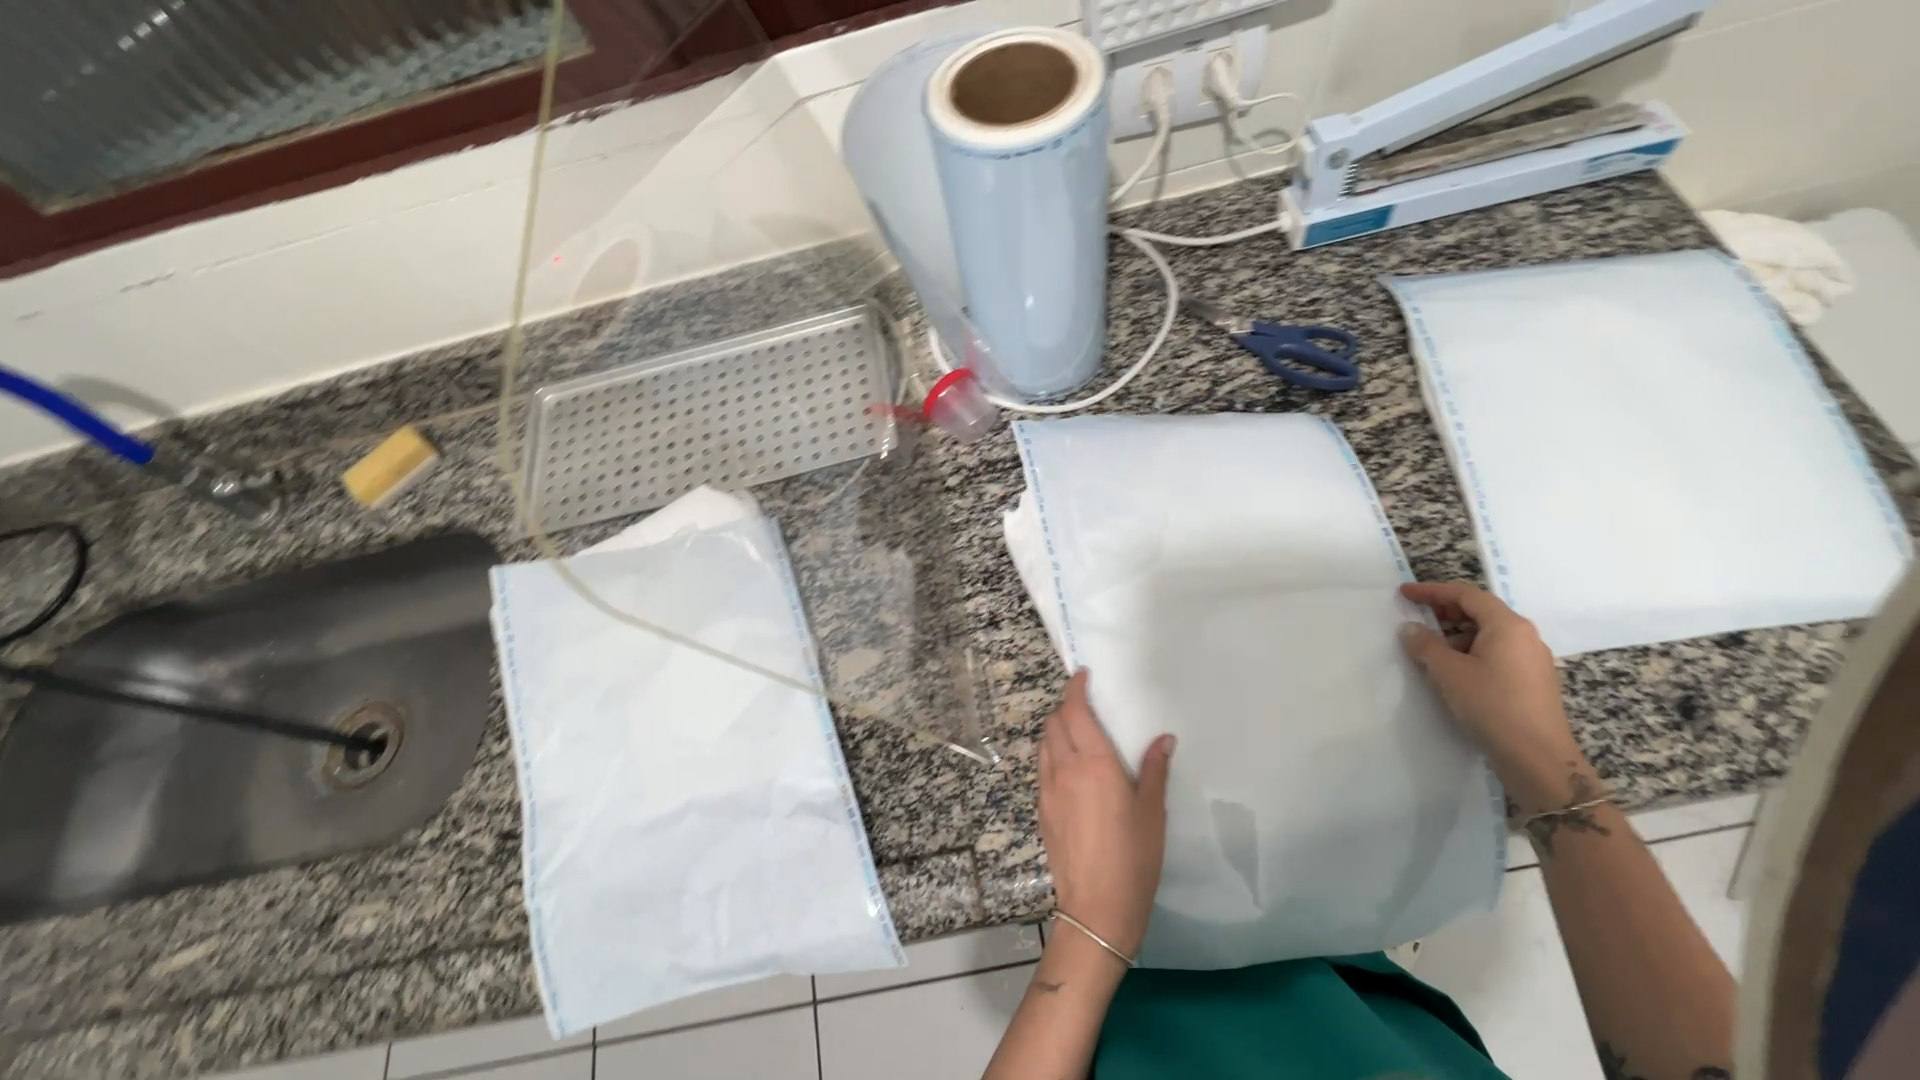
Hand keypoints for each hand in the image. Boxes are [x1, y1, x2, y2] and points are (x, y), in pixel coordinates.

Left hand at [1038, 670, 1174, 957]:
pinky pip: (1042, 769)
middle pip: (1053, 723)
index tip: (1082, 676)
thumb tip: (1163, 738)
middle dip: (1065, 707)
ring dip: (1055, 730)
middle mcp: (1063, 769)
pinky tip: (1070, 768)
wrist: (1097, 907)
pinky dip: (1052, 755)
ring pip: (1043, 745)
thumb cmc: (1134, 857)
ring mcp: (1047, 790)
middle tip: (1084, 704)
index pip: (1073, 711)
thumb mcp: (1152, 811)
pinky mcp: (1042, 811)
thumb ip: (1154, 769)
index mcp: (1093, 763)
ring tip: (1077, 732)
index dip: (1074, 688)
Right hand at [1397, 582, 1593, 812]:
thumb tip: (1410, 628)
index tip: (1405, 593)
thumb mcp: (1449, 672)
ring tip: (1429, 653)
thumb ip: (1426, 645)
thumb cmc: (1492, 705)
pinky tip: (1453, 673)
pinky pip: (1496, 654)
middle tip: (1415, 619)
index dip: (1433, 591)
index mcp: (1508, 625)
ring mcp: (1531, 659)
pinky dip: (1471, 654)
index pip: (1466, 595)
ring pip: (1487, 635)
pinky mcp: (1531, 680)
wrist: (1537, 757)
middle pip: (1480, 612)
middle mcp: (1524, 636)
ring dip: (1456, 637)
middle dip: (1445, 613)